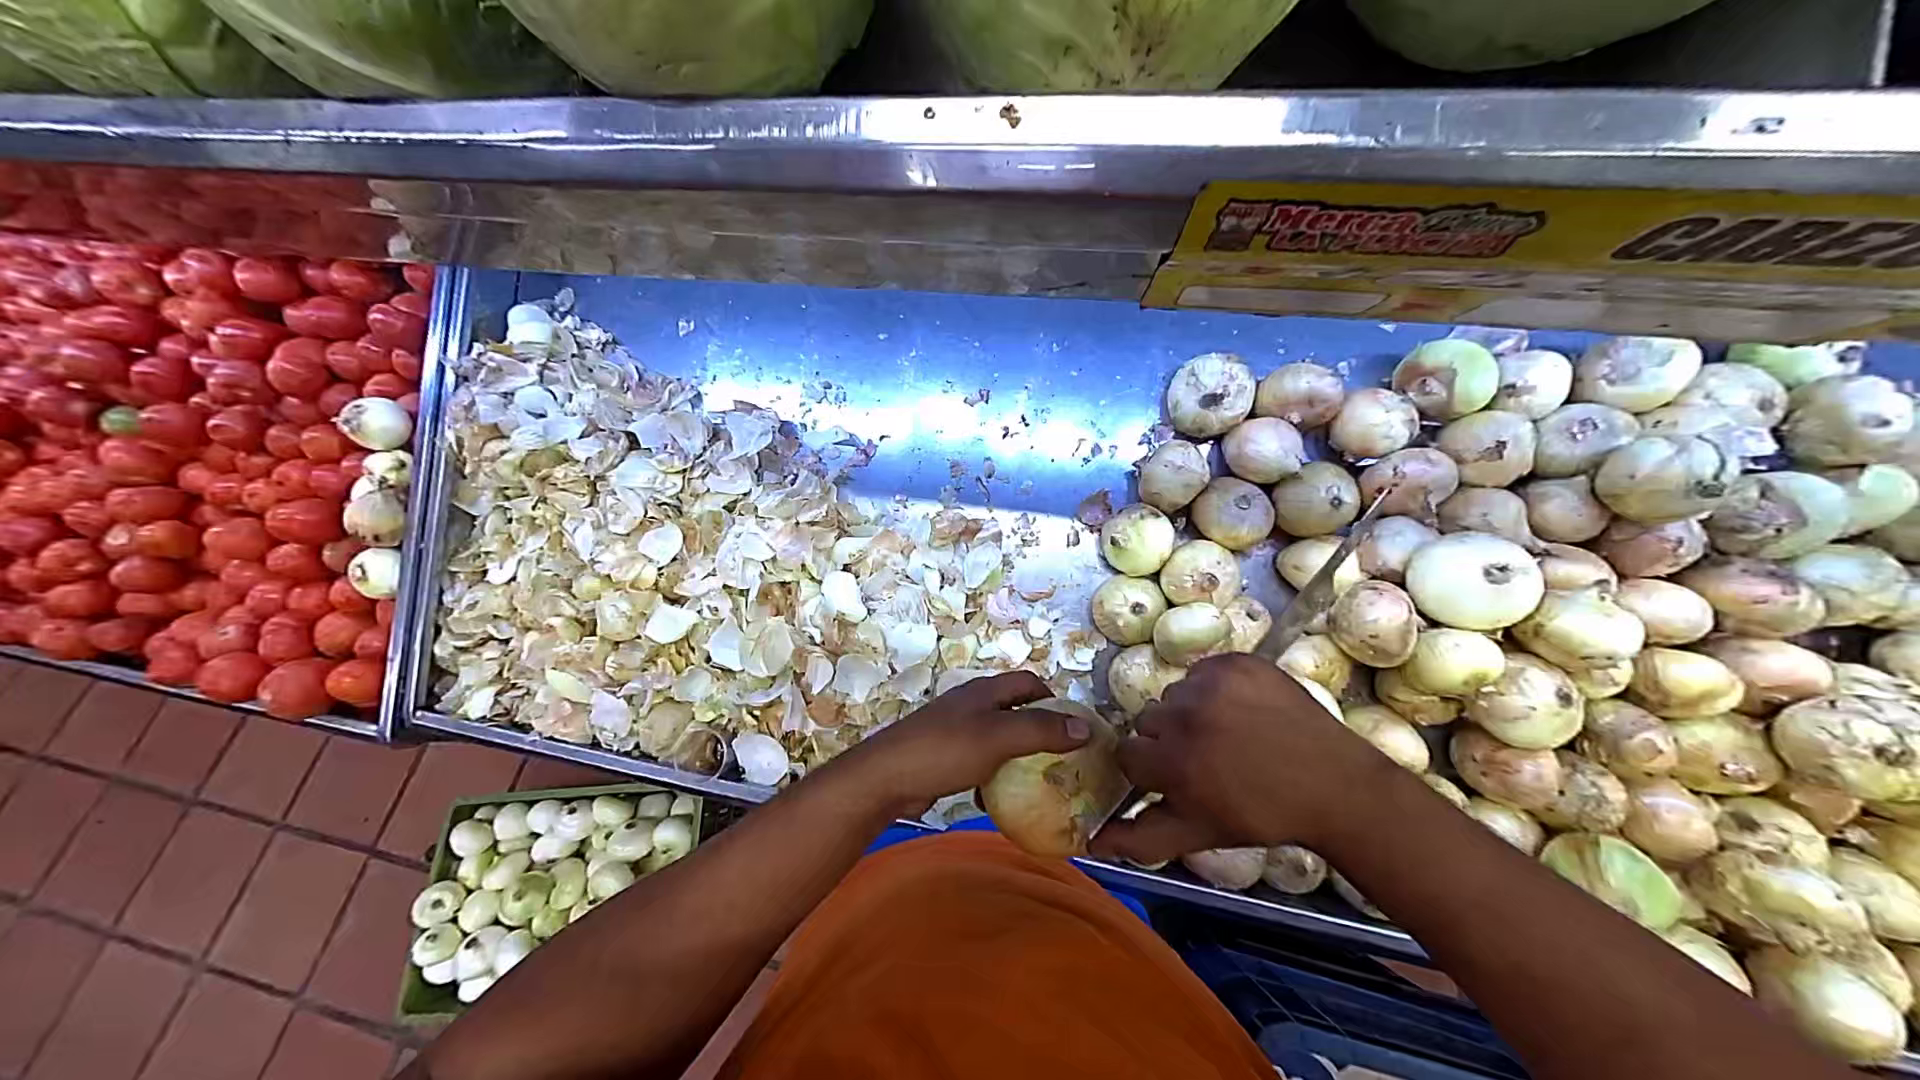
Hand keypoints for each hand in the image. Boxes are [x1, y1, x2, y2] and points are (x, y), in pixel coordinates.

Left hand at [839, 671, 1091, 816]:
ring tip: (1039, 781)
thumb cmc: (944, 750)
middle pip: (1014, 710)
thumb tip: (1084, 727)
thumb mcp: (999, 737)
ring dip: (1017, 755)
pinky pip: (980, 762)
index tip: (1073, 727)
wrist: (886, 778)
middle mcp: (971, 705)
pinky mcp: (944, 757)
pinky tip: (999, 799)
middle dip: (1038, 730)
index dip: (1054, 698)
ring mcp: (955, 731)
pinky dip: (994, 775)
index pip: (1028, 682)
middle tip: (1062, 757)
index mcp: (984, 691)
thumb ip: (1041, 730)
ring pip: (997, 738)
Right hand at [1090, 653, 1394, 864]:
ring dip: (1190, 712)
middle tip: (1205, 756)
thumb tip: (1091, 843)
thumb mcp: (1198, 833)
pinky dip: (1215, 688)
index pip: (1128, 753)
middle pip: (1149, 721)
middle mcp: (1185, 716)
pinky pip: (1203, 671)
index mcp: (1172, 762)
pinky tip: (1242, 710)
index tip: (1174, 775)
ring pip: (1175, 694)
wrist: (1335, 785)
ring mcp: (1212, 684)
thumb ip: (1140, 838)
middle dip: (1168, 739)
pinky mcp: (1236, 662)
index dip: (1149, 767)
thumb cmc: (1262, 815)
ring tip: (1228, 733)